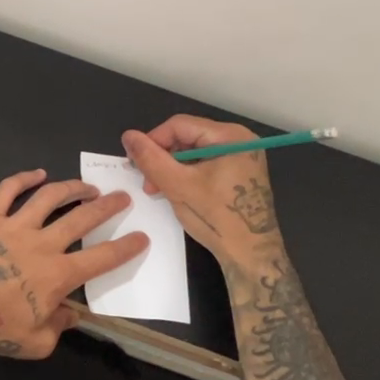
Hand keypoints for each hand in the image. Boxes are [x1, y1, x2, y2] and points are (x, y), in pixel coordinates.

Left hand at [0, 170, 148, 360]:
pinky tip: (37, 173)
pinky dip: (25, 178)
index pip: (102, 258)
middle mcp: (42, 243)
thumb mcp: (37, 342)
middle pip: (82, 218)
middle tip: (121, 197)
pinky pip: (8, 190)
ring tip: (87, 185)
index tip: (141, 237)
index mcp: (59, 274)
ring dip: (72, 188)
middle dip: (107, 206)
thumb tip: (73, 316)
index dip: (126, 247)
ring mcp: (14, 225)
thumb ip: (59, 327)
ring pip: (50, 197)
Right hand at [121, 116, 282, 266]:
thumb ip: (150, 158)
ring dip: (171, 168)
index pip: (179, 125)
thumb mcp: (177, 185)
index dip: (152, 141)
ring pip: (193, 152)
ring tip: (158, 190)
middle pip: (187, 137)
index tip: (135, 164)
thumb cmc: (216, 217)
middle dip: (162, 158)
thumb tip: (128, 136)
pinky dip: (186, 175)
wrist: (250, 254)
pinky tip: (176, 191)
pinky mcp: (239, 173)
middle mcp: (240, 141)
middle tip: (147, 183)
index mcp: (231, 137)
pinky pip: (205, 164)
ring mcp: (241, 157)